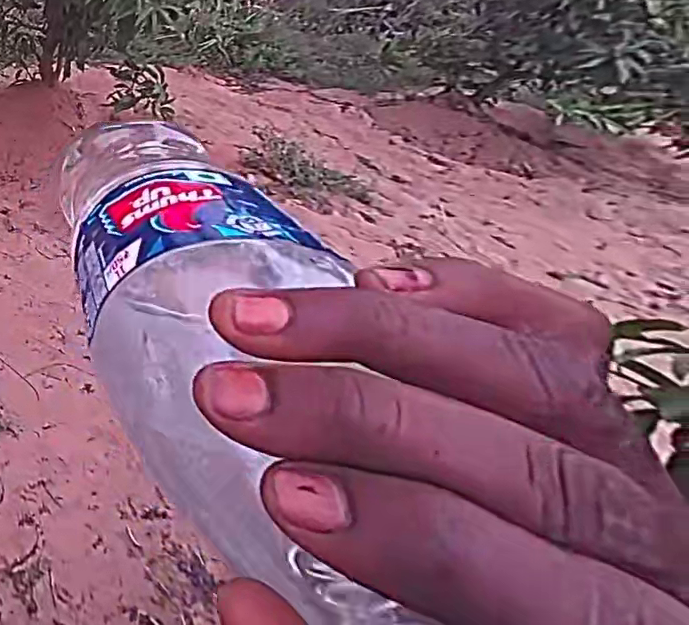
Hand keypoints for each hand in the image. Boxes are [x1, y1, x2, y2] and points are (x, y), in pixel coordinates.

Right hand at [196, 257, 688, 624]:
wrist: (528, 572)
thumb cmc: (456, 604)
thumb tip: (238, 599)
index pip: (535, 588)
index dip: (402, 530)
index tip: (278, 491)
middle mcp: (644, 544)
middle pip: (522, 470)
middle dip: (351, 416)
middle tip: (227, 394)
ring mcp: (625, 454)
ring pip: (528, 376)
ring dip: (361, 332)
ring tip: (242, 317)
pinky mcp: (591, 391)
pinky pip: (556, 327)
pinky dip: (465, 293)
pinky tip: (372, 280)